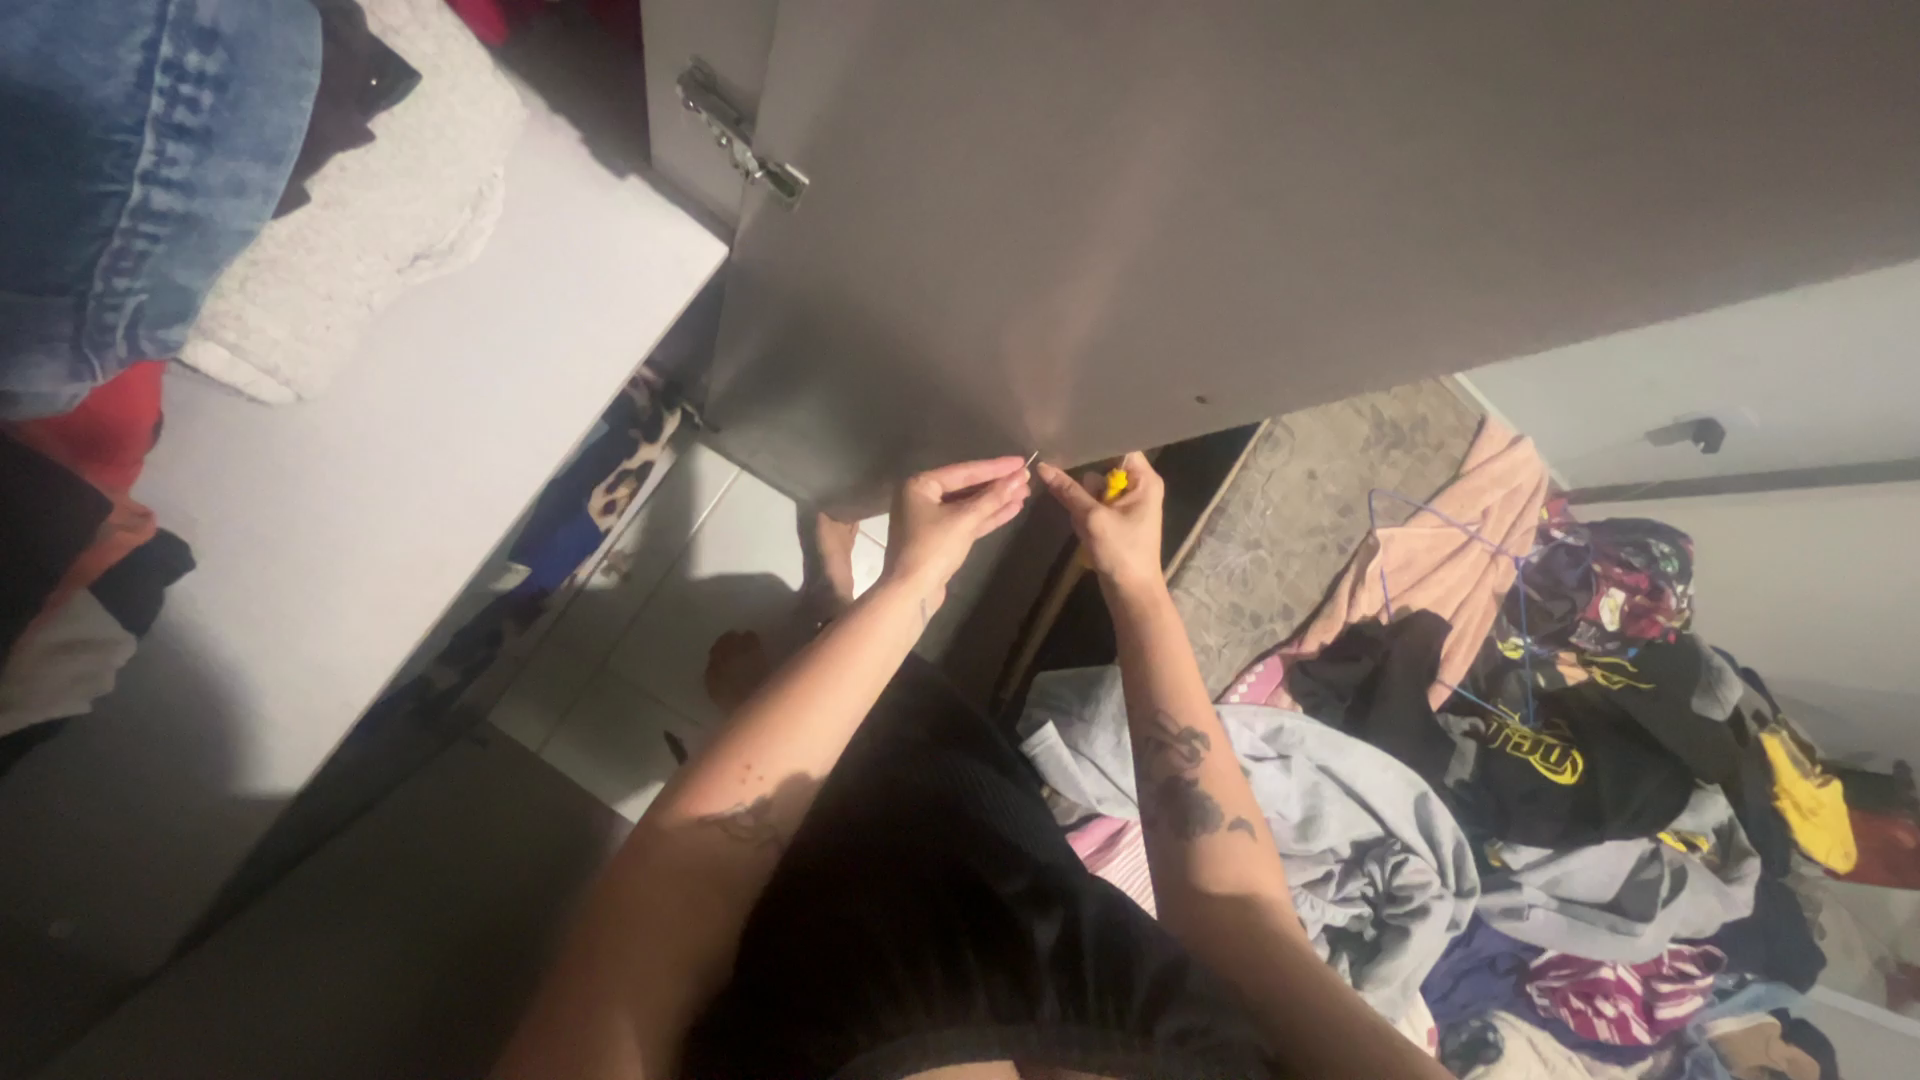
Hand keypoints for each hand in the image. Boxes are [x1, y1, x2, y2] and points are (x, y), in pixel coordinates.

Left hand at [881, 456, 1031, 610]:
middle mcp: (923, 498)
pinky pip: (966, 521)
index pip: (964, 471)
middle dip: (997, 485)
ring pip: (969, 506)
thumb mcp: (964, 520)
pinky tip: (1012, 509)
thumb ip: (992, 498)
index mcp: (920, 485)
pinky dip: (987, 517)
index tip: (1021, 462)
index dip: (995, 467)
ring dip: (996, 501)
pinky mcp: (940, 539)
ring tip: (1025, 493)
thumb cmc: (932, 549)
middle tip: (1027, 478)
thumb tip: (1019, 478)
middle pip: (967, 487)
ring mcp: (931, 519)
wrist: (912, 592)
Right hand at [1037, 451, 1163, 592]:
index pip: (1121, 447)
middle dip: (1086, 483)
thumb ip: (1068, 490)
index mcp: (1144, 480)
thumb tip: (1043, 467)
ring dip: (1082, 503)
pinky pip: (1093, 505)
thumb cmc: (1121, 552)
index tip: (1070, 441)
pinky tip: (1085, 531)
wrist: (1130, 591)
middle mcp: (1138, 486)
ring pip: (1093, 488)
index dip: (1097, 444)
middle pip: (1102, 468)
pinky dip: (1084, 515)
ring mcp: (1126, 503)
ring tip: (1085, 523)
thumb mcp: (1092, 518)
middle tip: (1075, 492)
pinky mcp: (1115, 517)